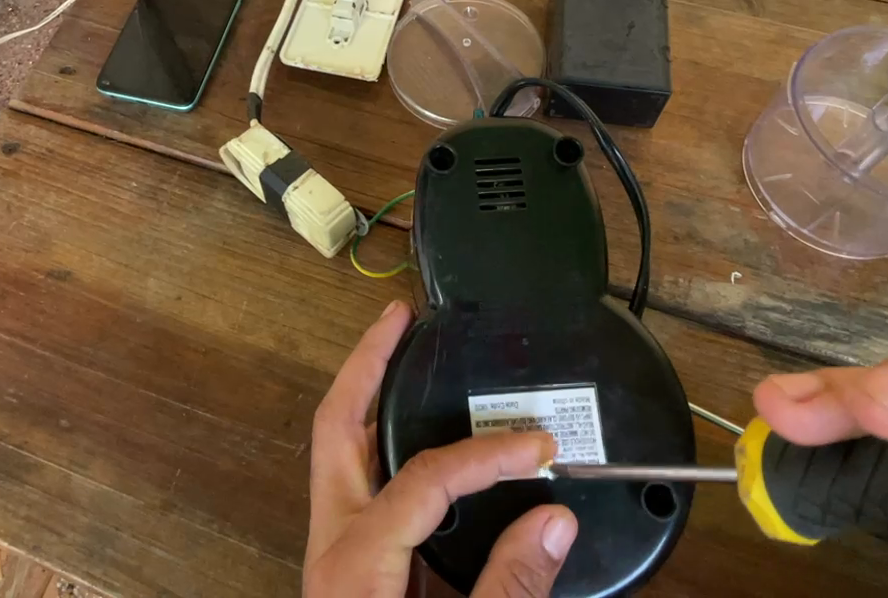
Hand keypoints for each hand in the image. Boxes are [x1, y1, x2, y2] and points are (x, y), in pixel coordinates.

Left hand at [306, 300, 578, 596]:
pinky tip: (415, 426)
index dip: (486, 455)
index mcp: (355, 558)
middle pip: (338, 422)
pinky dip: (382, 433)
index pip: (425, 476)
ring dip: (369, 390)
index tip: (538, 447)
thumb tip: (555, 520)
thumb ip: (508, 585)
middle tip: (399, 316)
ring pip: (341, 443)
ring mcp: (333, 545)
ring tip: (402, 350)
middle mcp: (332, 539)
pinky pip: (358, 474)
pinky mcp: (348, 558)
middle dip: (368, 361)